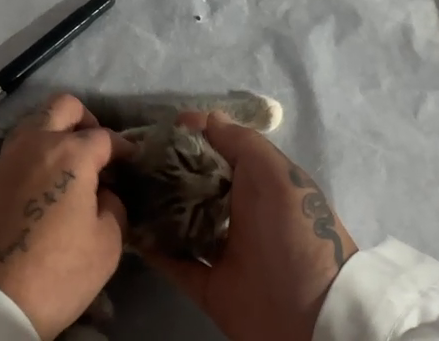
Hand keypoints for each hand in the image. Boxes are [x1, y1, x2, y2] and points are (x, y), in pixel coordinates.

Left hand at [0, 94, 130, 339]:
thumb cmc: (58, 271)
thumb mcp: (107, 244)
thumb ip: (113, 206)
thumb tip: (105, 193)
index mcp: (71, 152)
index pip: (105, 137)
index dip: (124, 148)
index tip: (132, 160)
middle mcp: (37, 142)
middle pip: (64, 106)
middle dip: (86, 119)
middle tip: (96, 148)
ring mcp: (8, 157)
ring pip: (35, 121)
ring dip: (55, 130)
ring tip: (69, 163)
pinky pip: (17, 147)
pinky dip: (34, 152)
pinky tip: (44, 181)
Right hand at [148, 112, 355, 340]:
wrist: (315, 320)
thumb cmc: (296, 234)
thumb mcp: (278, 176)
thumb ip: (242, 144)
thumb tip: (205, 118)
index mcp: (259, 183)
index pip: (219, 150)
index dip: (192, 136)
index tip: (158, 127)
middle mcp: (239, 212)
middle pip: (196, 183)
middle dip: (167, 169)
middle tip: (131, 157)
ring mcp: (222, 250)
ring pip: (180, 220)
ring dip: (155, 205)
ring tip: (123, 186)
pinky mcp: (208, 285)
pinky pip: (173, 262)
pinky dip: (152, 248)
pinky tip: (128, 228)